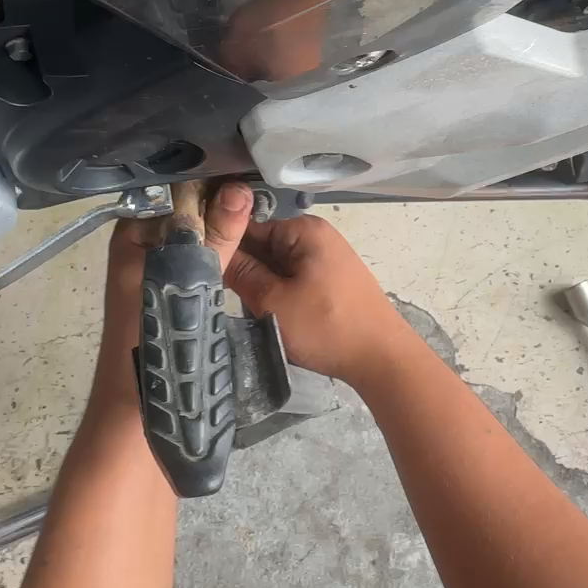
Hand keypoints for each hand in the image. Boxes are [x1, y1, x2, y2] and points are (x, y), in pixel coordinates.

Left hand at [98, 183, 254, 379]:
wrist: (142, 407)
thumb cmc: (158, 339)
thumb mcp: (191, 280)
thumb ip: (216, 235)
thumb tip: (239, 189)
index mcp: (132, 233)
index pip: (170, 188)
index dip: (206, 176)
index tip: (243, 165)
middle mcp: (142, 242)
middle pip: (185, 208)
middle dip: (219, 197)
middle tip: (260, 181)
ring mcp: (159, 264)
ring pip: (196, 232)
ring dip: (223, 221)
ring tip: (260, 200)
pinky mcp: (176, 284)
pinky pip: (200, 253)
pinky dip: (222, 245)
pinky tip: (250, 234)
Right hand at [219, 215, 412, 385]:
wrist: (382, 358)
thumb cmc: (327, 327)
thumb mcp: (274, 303)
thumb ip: (242, 274)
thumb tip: (214, 250)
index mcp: (304, 229)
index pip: (249, 228)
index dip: (226, 250)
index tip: (205, 274)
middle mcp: (316, 236)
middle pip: (264, 248)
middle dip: (248, 274)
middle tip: (232, 302)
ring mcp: (326, 258)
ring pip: (277, 268)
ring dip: (263, 290)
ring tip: (253, 313)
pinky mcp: (331, 281)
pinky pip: (294, 281)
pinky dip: (281, 297)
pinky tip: (275, 319)